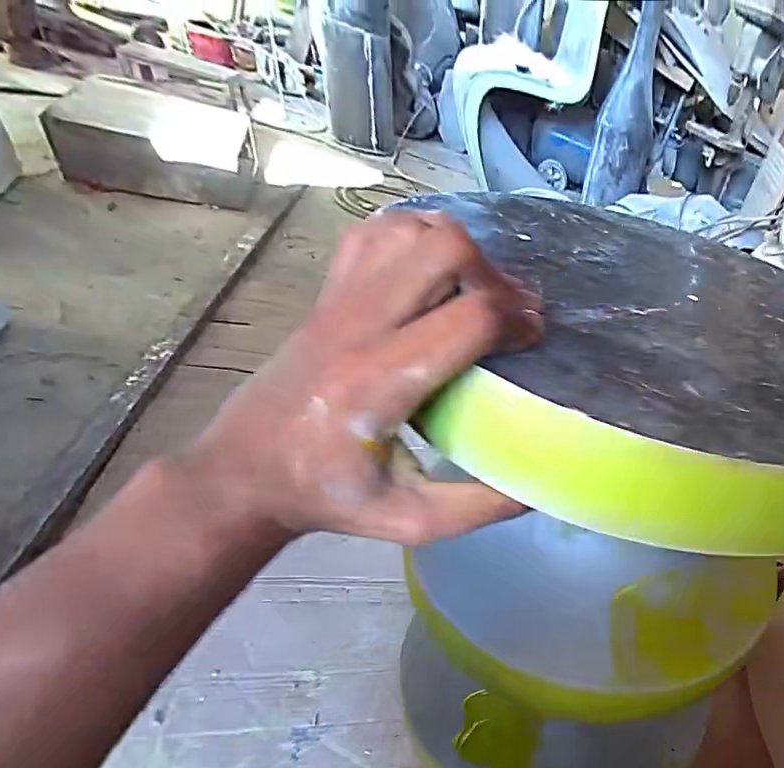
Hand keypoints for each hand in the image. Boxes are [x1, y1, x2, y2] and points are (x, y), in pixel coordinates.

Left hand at [172, 210, 542, 544]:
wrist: (245, 471)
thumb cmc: (328, 499)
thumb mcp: (410, 522)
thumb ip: (478, 506)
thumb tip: (538, 484)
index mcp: (379, 385)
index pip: (467, 317)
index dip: (517, 319)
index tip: (534, 338)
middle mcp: (357, 328)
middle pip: (443, 249)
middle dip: (494, 274)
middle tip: (509, 313)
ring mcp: (336, 303)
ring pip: (409, 229)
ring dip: (456, 250)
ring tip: (473, 292)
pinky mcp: (324, 295)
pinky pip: (375, 234)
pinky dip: (413, 237)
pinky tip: (429, 275)